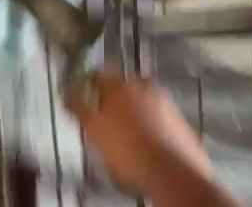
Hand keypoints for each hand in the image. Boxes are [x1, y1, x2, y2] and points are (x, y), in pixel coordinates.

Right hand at [70, 75, 230, 204]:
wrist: (175, 176)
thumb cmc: (127, 148)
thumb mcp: (94, 129)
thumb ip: (78, 108)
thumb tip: (65, 94)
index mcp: (121, 84)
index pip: (99, 75)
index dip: (89, 87)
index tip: (84, 101)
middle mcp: (146, 88)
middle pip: (124, 88)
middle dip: (115, 100)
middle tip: (107, 120)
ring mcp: (169, 107)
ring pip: (145, 104)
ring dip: (136, 115)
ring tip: (128, 137)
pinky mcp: (185, 127)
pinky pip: (162, 123)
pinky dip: (154, 130)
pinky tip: (148, 149)